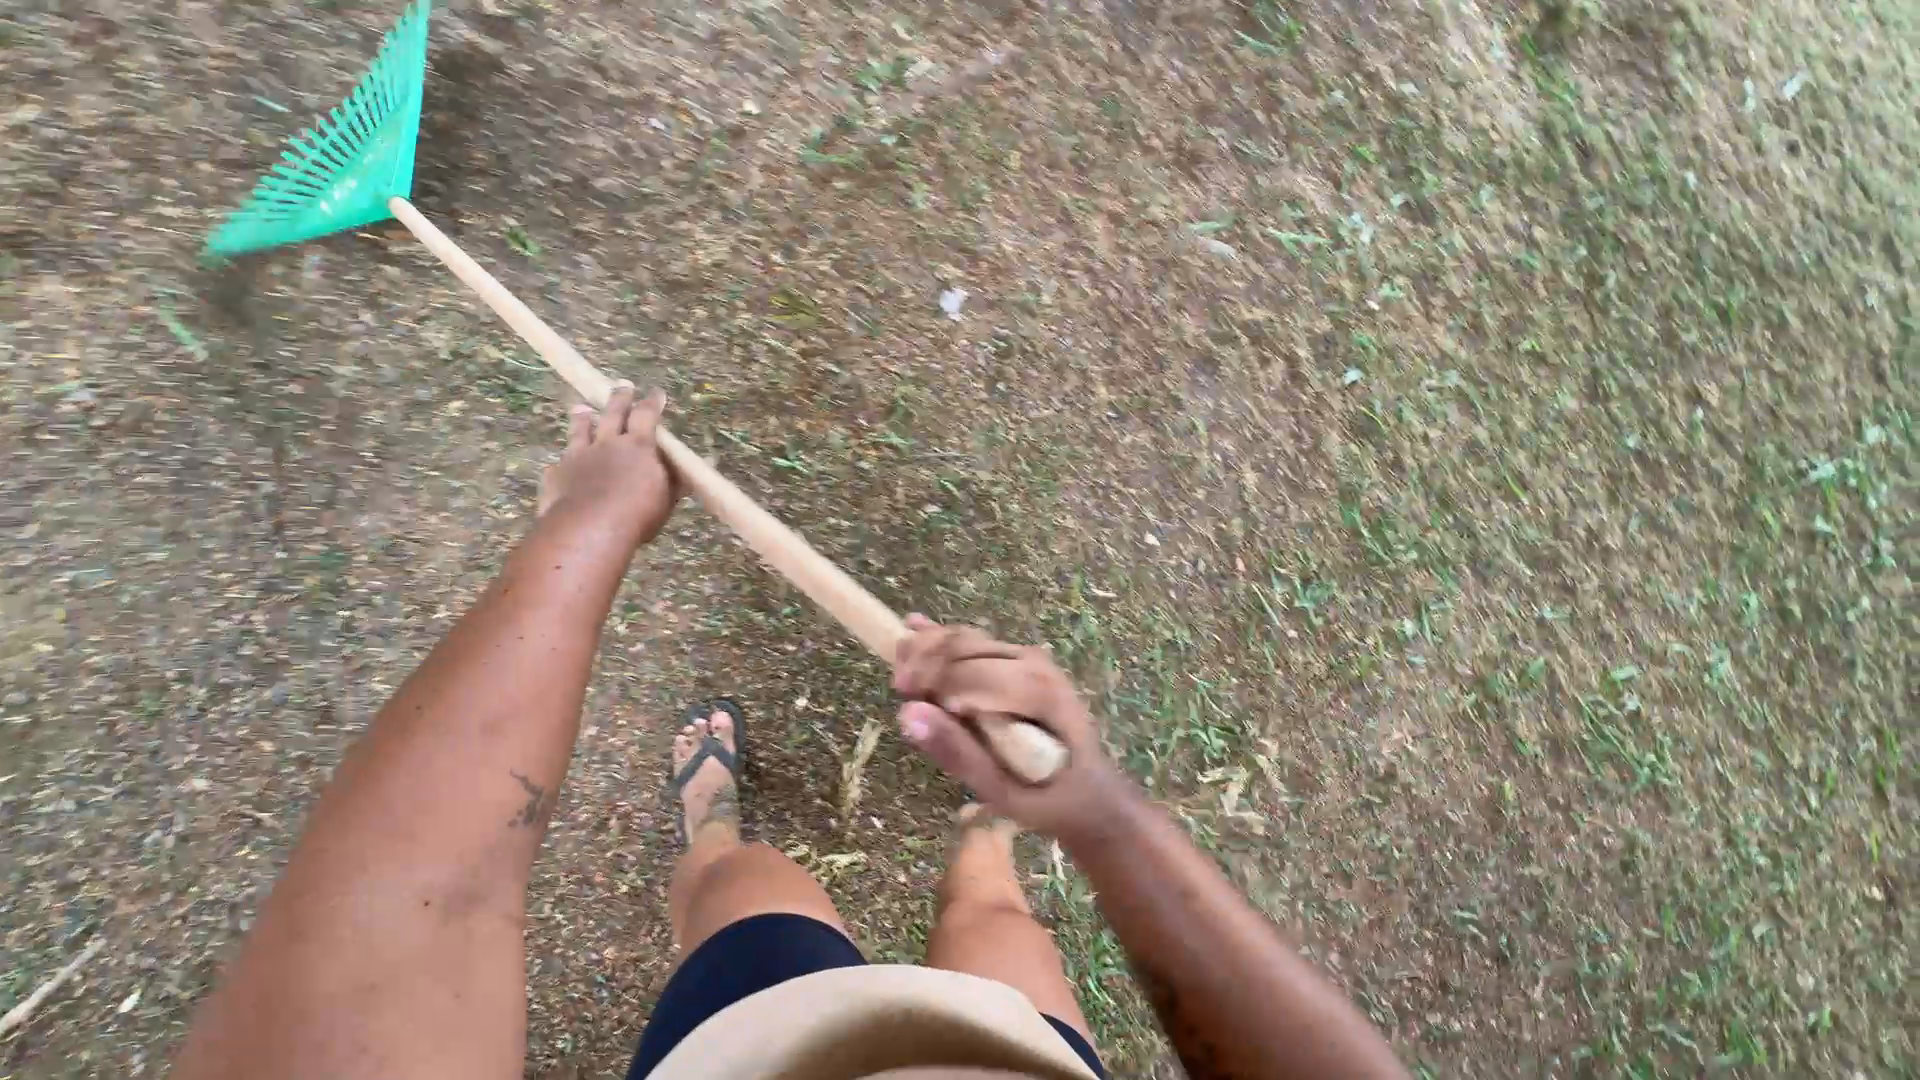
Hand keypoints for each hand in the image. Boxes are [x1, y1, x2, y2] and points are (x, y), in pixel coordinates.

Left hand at [537, 383, 678, 544]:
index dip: (652, 402)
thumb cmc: (637, 514)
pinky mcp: (557, 472)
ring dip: (582, 417)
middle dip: (620, 398)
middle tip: (622, 385)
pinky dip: (564, 459)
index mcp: (638, 447)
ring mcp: (578, 455)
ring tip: (581, 407)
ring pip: (580, 429)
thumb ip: (673, 483)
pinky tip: (561, 461)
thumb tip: (688, 473)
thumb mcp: (665, 500)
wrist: (589, 528)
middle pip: (612, 413)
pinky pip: (561, 461)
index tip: (656, 393)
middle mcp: (607, 443)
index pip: (647, 415)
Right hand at [892, 615, 1133, 843]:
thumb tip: (908, 715)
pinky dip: (944, 638)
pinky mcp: (1022, 662)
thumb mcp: (1003, 790)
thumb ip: (958, 752)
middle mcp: (1036, 664)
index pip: (969, 671)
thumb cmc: (1050, 799)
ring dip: (929, 647)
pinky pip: (977, 643)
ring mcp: (1030, 659)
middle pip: (965, 646)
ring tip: (900, 665)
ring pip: (968, 639)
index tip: (902, 696)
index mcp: (1038, 692)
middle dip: (925, 659)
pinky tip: (914, 625)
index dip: (930, 677)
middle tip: (898, 686)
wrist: (1091, 794)